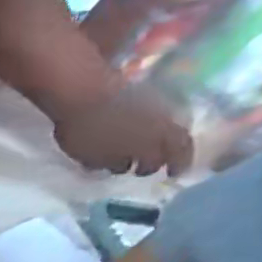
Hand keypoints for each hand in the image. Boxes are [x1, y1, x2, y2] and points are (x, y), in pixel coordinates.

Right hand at [52, 84, 192, 176]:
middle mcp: (138, 150)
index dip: (180, 161)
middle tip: (142, 167)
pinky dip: (97, 161)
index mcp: (162, 133)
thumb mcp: (153, 102)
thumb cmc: (123, 89)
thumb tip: (168, 130)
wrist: (82, 99)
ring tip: (116, 160)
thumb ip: (162, 121)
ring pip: (118, 167)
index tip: (176, 172)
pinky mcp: (83, 158)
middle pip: (147, 166)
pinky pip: (93, 164)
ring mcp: (108, 157)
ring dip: (120, 165)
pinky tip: (94, 154)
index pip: (179, 151)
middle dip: (146, 167)